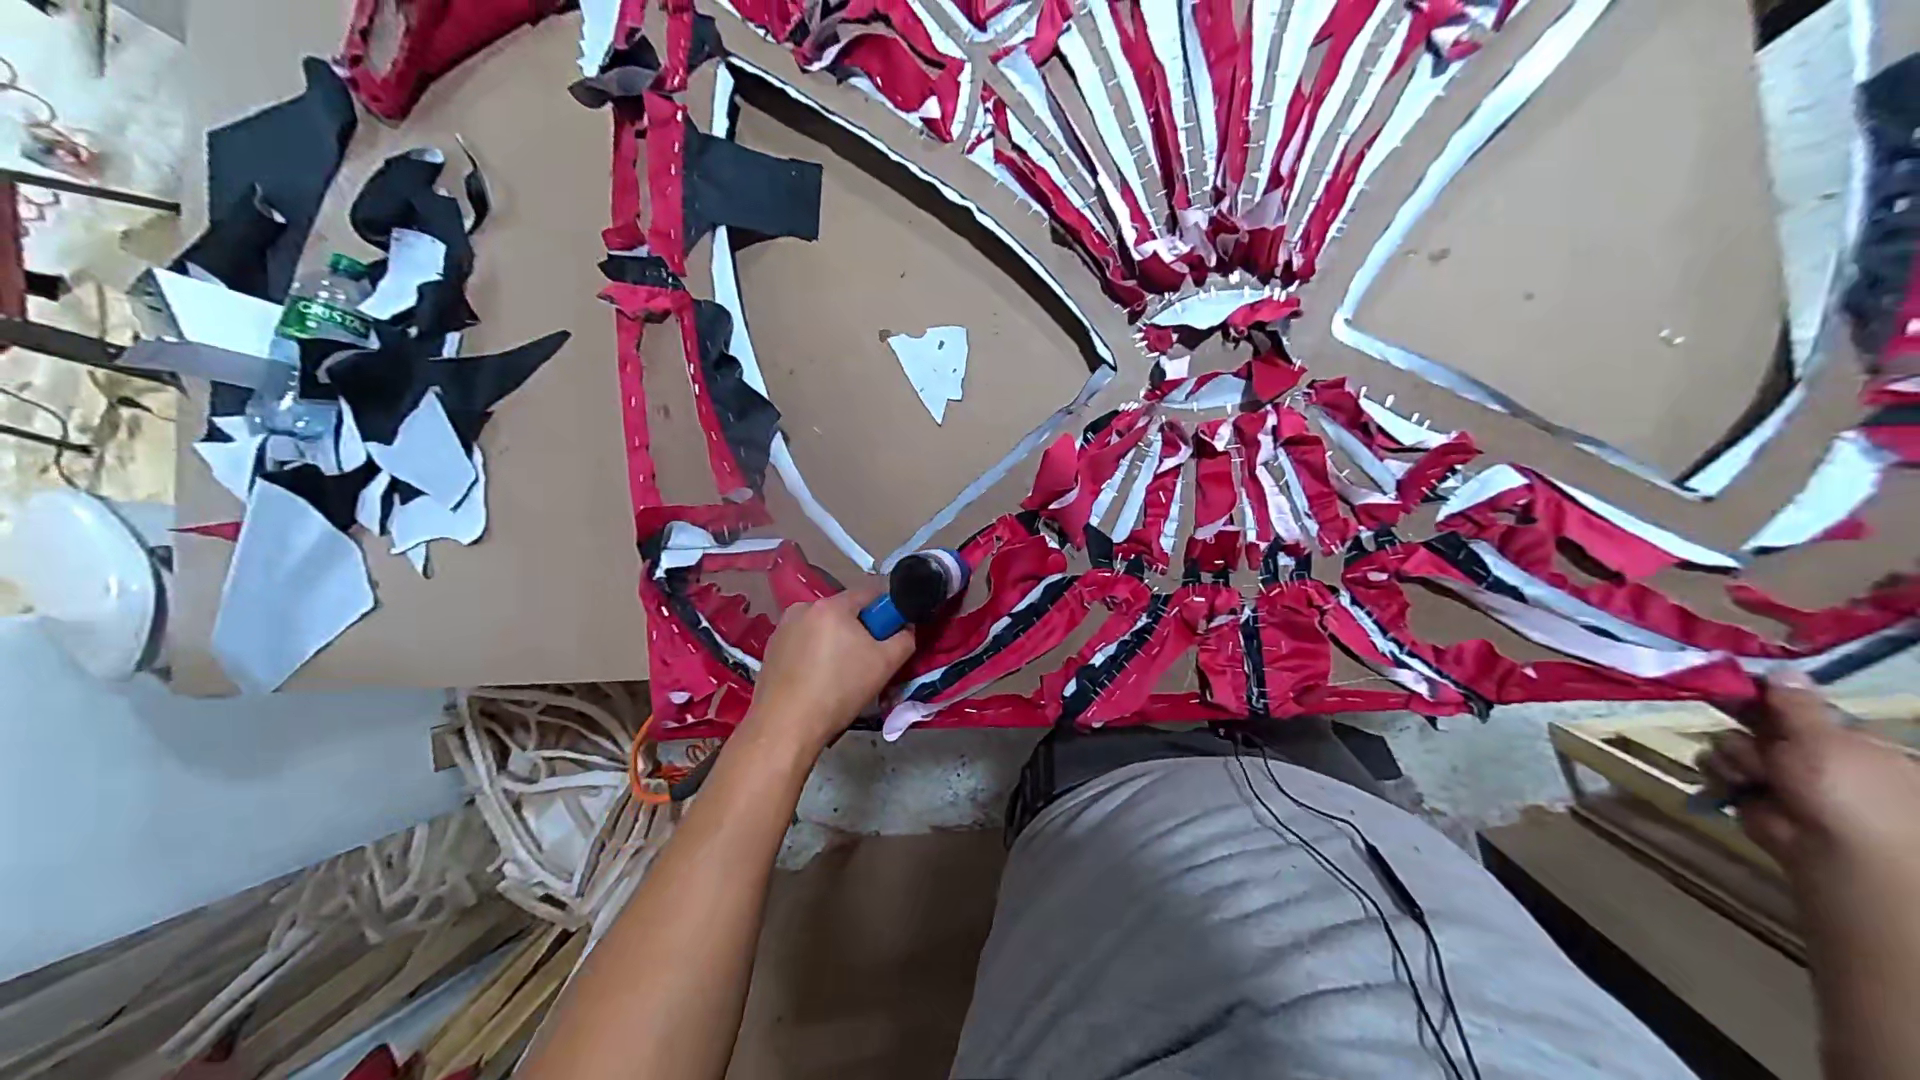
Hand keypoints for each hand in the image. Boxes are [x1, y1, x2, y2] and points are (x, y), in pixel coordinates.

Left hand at [737, 585, 916, 755]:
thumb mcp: (886, 665)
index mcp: (831, 606)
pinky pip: (803, 642)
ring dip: (836, 642)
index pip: (870, 593)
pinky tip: (816, 681)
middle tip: (867, 662)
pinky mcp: (771, 648)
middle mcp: (803, 608)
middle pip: (844, 611)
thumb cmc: (839, 691)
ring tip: (839, 675)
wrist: (785, 726)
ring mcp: (783, 628)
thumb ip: (904, 639)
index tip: (889, 638)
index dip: (886, 613)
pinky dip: (814, 654)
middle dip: (860, 630)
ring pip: (823, 627)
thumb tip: (904, 628)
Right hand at [1700, 671, 1919, 878]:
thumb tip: (1782, 667)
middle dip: (1740, 723)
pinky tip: (1736, 783)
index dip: (1762, 693)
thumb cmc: (1845, 789)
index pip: (1791, 704)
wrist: (1836, 851)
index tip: (1734, 682)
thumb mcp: (1825, 738)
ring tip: (1753, 774)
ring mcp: (1776, 774)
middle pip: (1753, 721)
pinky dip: (1722, 774)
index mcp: (1840, 737)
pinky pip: (1716, 769)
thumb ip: (1796, 704)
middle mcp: (1808, 752)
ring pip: (1728, 744)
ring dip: (1734, 755)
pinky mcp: (1747, 792)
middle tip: (1727, 712)